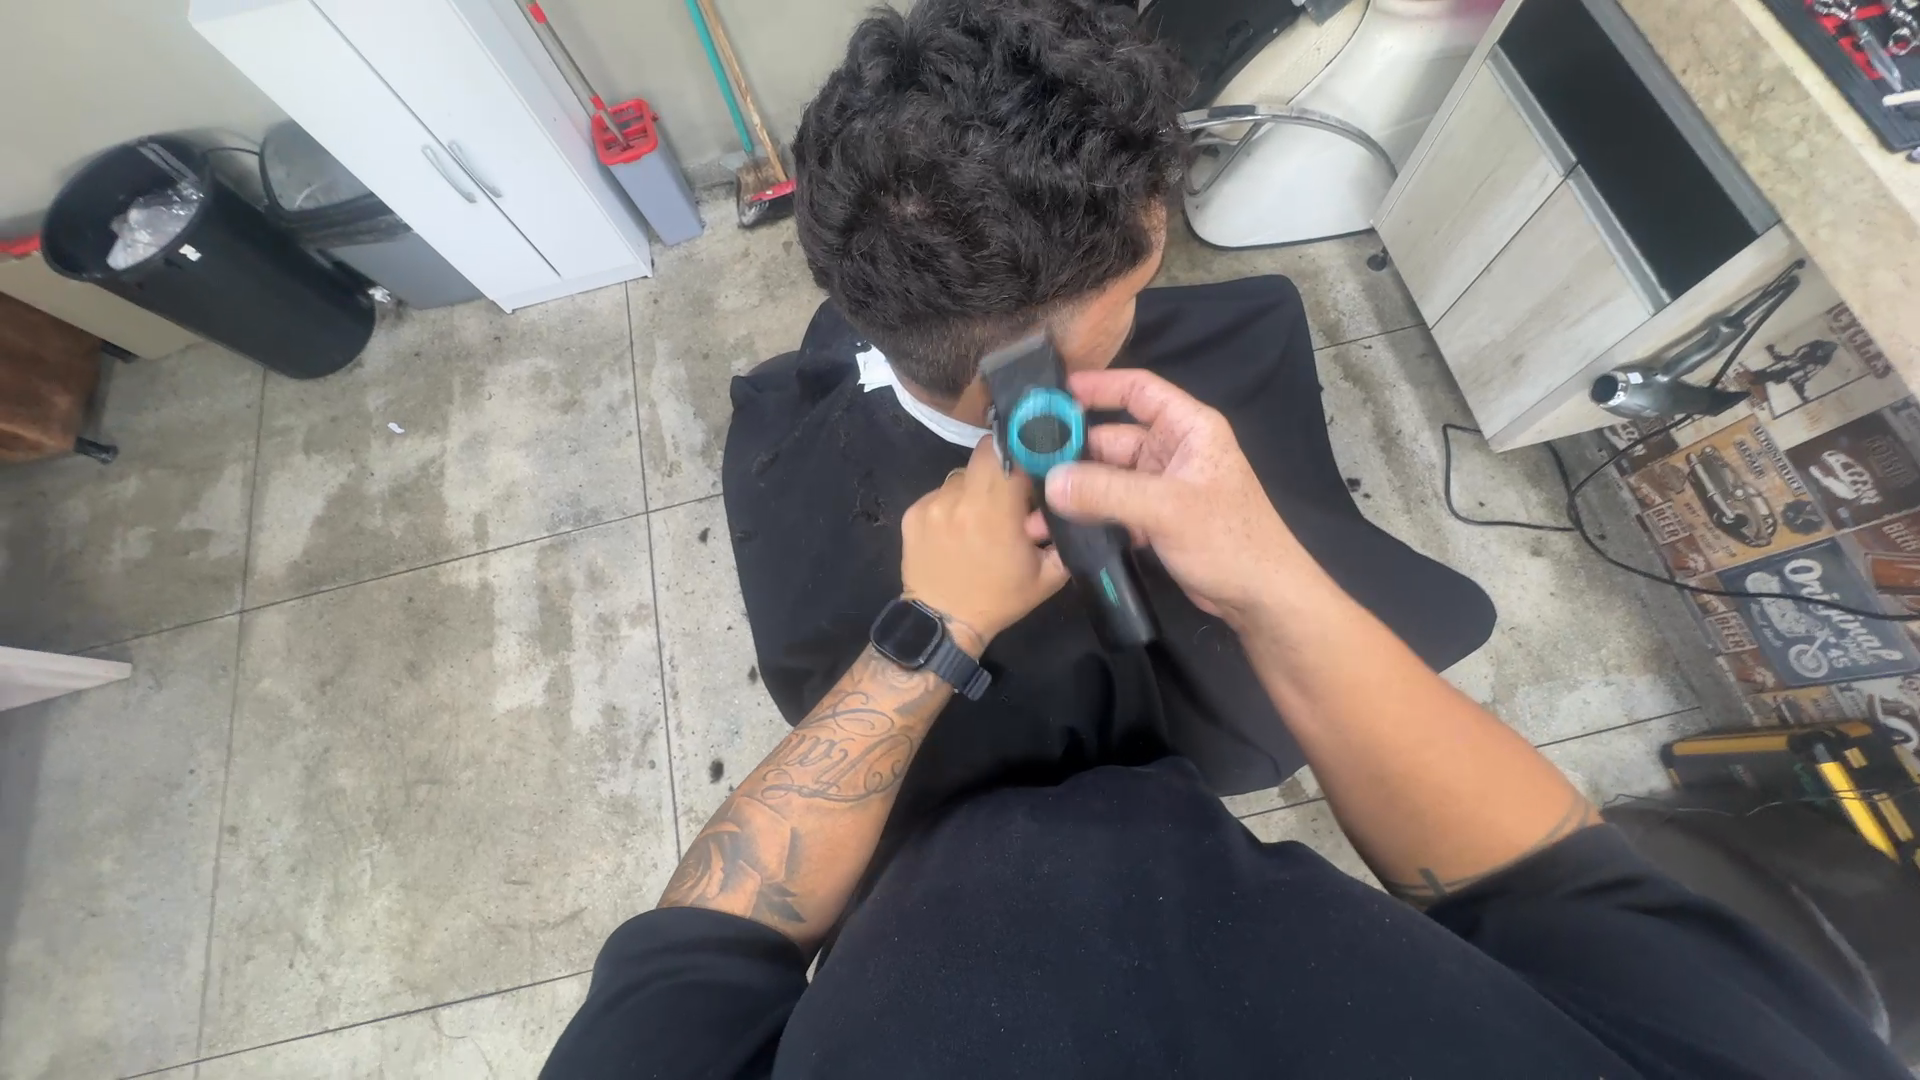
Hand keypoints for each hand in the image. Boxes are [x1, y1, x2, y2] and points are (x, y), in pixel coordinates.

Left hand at [902, 437, 1069, 652]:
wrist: (943, 623)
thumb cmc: (999, 599)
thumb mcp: (1048, 575)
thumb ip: (1063, 537)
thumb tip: (1068, 503)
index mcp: (995, 512)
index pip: (1010, 454)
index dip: (1023, 451)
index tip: (1032, 459)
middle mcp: (960, 500)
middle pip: (983, 454)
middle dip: (1000, 463)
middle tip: (1008, 487)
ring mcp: (932, 505)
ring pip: (961, 476)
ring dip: (975, 488)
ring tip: (980, 517)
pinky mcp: (912, 513)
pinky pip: (939, 493)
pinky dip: (951, 504)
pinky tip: (956, 530)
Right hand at [1034, 369, 1310, 626]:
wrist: (1260, 597)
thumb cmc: (1229, 539)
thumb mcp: (1166, 509)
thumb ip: (1106, 493)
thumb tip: (1051, 482)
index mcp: (1188, 429)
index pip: (1139, 391)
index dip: (1098, 387)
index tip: (1055, 393)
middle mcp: (1173, 451)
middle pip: (1112, 440)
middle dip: (1072, 454)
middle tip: (1027, 468)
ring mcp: (1162, 487)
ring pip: (1107, 479)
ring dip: (1075, 493)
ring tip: (1035, 513)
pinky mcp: (1154, 519)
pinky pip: (1112, 508)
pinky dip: (1089, 518)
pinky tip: (1059, 533)